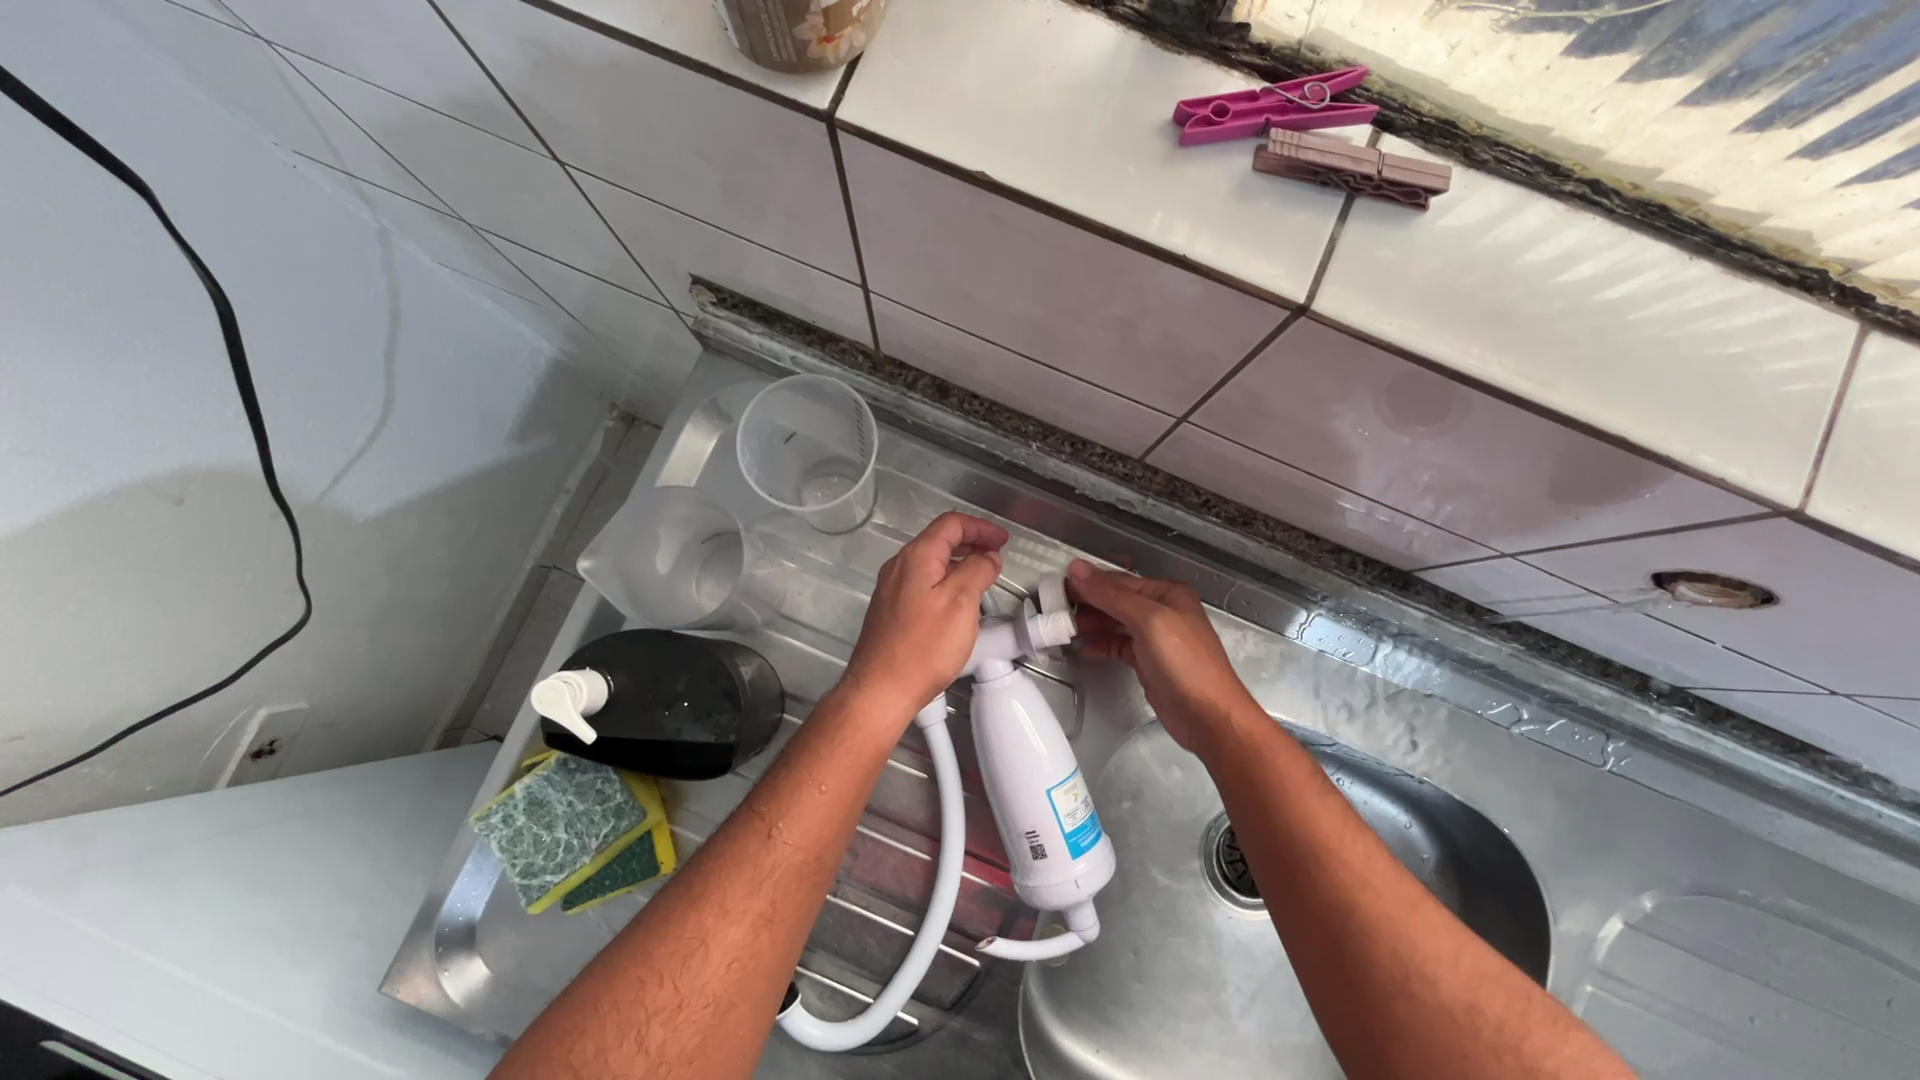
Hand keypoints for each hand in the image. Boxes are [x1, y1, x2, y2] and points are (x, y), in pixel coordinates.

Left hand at [842, 512, 1008, 719]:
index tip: (1002, 540)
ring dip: (959, 563)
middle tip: (996, 555)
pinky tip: (958, 601)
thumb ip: (977, 570)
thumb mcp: (961, 602)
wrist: (881, 689)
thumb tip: (987, 557)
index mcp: (916, 558)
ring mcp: (891, 589)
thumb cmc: (923, 648)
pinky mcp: (891, 610)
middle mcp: (899, 567)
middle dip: (972, 542)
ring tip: (983, 577)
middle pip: (938, 540)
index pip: (951, 524)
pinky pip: (922, 583)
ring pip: (930, 563)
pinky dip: (945, 581)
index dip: (981, 527)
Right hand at [1066, 559, 1260, 755]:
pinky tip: (1083, 649)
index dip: (1089, 582)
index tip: (1058, 587)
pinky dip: (1101, 646)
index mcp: (1167, 594)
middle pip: (1117, 601)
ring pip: (1116, 624)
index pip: (1120, 581)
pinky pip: (1119, 647)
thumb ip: (1111, 594)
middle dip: (1088, 604)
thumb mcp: (1147, 621)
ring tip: (1065, 629)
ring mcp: (1156, 639)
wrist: (1209, 716)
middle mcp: (1162, 612)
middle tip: (1056, 611)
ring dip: (1092, 625)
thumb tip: (1077, 568)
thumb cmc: (1184, 663)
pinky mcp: (1149, 663)